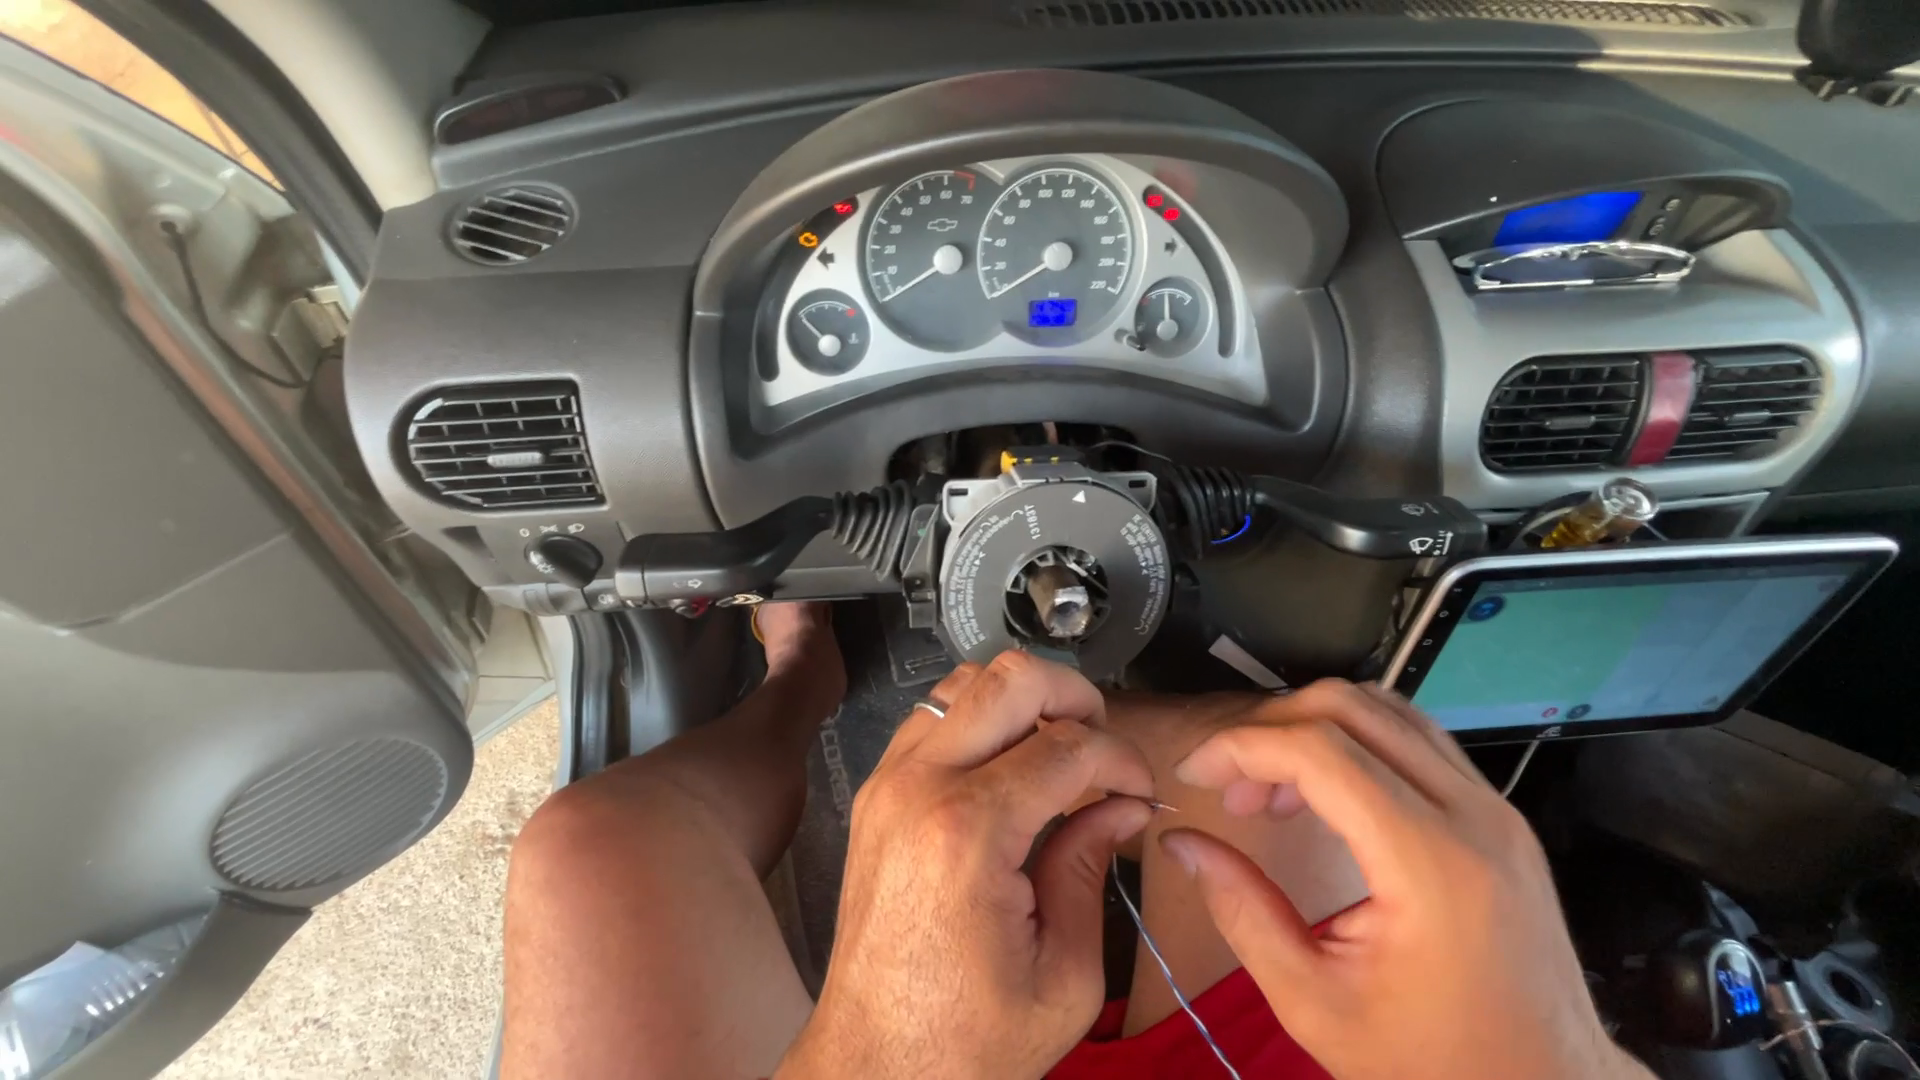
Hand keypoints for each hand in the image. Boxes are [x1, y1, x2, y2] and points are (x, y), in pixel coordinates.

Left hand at [776, 652, 1154, 1079]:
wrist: (873, 1064)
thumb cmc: (968, 1041)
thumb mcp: (1064, 975)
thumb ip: (1092, 868)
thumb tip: (1123, 803)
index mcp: (970, 832)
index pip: (1068, 746)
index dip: (1122, 759)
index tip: (1141, 791)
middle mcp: (920, 785)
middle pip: (1010, 679)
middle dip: (1075, 696)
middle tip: (1104, 745)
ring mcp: (888, 780)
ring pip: (965, 681)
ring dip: (1024, 701)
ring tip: (1058, 750)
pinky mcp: (876, 790)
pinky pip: (934, 715)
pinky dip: (980, 717)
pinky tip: (1008, 764)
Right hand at [1163, 681, 1652, 1079]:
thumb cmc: (1429, 1061)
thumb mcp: (1312, 1002)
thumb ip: (1239, 909)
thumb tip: (1179, 840)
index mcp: (1430, 863)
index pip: (1318, 751)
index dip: (1240, 747)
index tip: (1193, 777)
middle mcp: (1472, 813)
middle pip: (1348, 707)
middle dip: (1267, 729)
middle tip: (1230, 789)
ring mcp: (1493, 804)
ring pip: (1381, 707)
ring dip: (1307, 728)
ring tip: (1271, 791)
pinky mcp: (1496, 809)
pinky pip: (1410, 735)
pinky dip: (1348, 739)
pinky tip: (1321, 791)